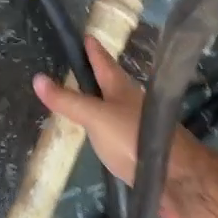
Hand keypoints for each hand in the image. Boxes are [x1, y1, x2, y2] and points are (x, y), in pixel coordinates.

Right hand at [32, 38, 198, 217]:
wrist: (179, 181)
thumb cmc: (135, 140)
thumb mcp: (95, 118)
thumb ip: (68, 101)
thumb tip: (37, 77)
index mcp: (123, 90)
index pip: (105, 64)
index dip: (94, 51)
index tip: (87, 36)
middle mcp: (134, 106)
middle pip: (115, 85)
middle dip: (101, 76)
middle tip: (85, 67)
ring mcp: (142, 130)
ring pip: (120, 110)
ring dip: (105, 104)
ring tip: (90, 101)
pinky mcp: (145, 153)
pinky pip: (122, 135)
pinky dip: (110, 131)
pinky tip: (104, 139)